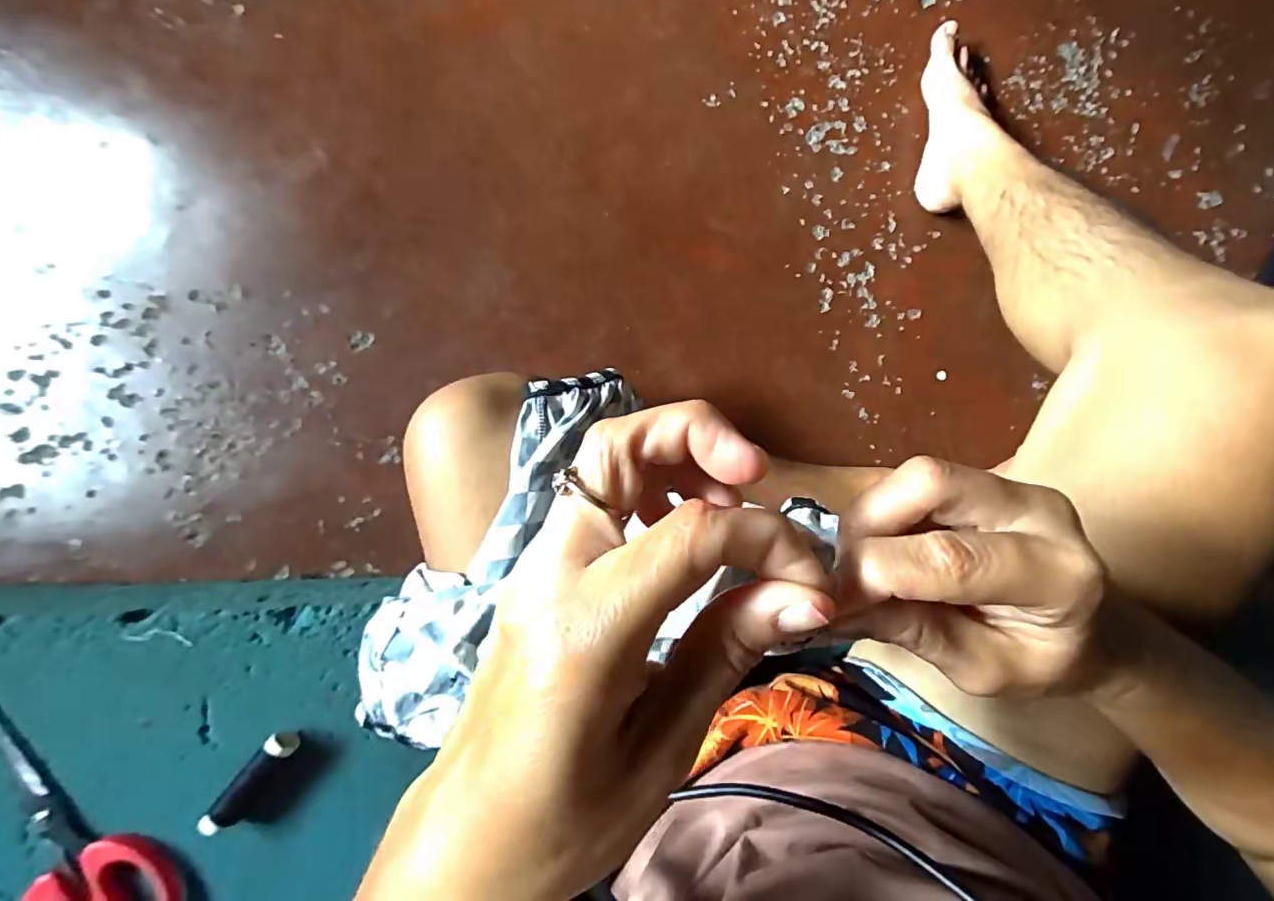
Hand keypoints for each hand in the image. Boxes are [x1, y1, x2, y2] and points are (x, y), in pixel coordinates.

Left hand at [359, 402, 836, 900]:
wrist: (464, 840)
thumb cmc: (560, 822)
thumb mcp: (661, 750)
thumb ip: (727, 650)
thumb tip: (807, 595)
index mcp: (585, 625)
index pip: (690, 533)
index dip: (766, 539)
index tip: (809, 580)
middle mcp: (553, 568)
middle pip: (616, 445)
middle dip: (696, 433)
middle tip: (756, 471)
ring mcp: (540, 559)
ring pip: (604, 454)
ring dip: (674, 449)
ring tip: (731, 496)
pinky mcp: (545, 565)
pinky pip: (599, 490)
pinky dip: (652, 479)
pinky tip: (689, 524)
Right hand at [833, 456, 1108, 697]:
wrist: (1095, 627)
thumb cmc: (1044, 661)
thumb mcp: (984, 672)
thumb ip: (914, 633)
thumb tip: (834, 607)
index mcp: (1054, 573)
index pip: (948, 558)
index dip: (875, 573)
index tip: (831, 600)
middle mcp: (1038, 509)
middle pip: (930, 481)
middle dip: (869, 521)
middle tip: (846, 568)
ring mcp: (1014, 482)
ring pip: (918, 473)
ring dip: (872, 514)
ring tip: (864, 560)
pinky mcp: (990, 475)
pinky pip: (920, 480)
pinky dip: (886, 510)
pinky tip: (886, 545)